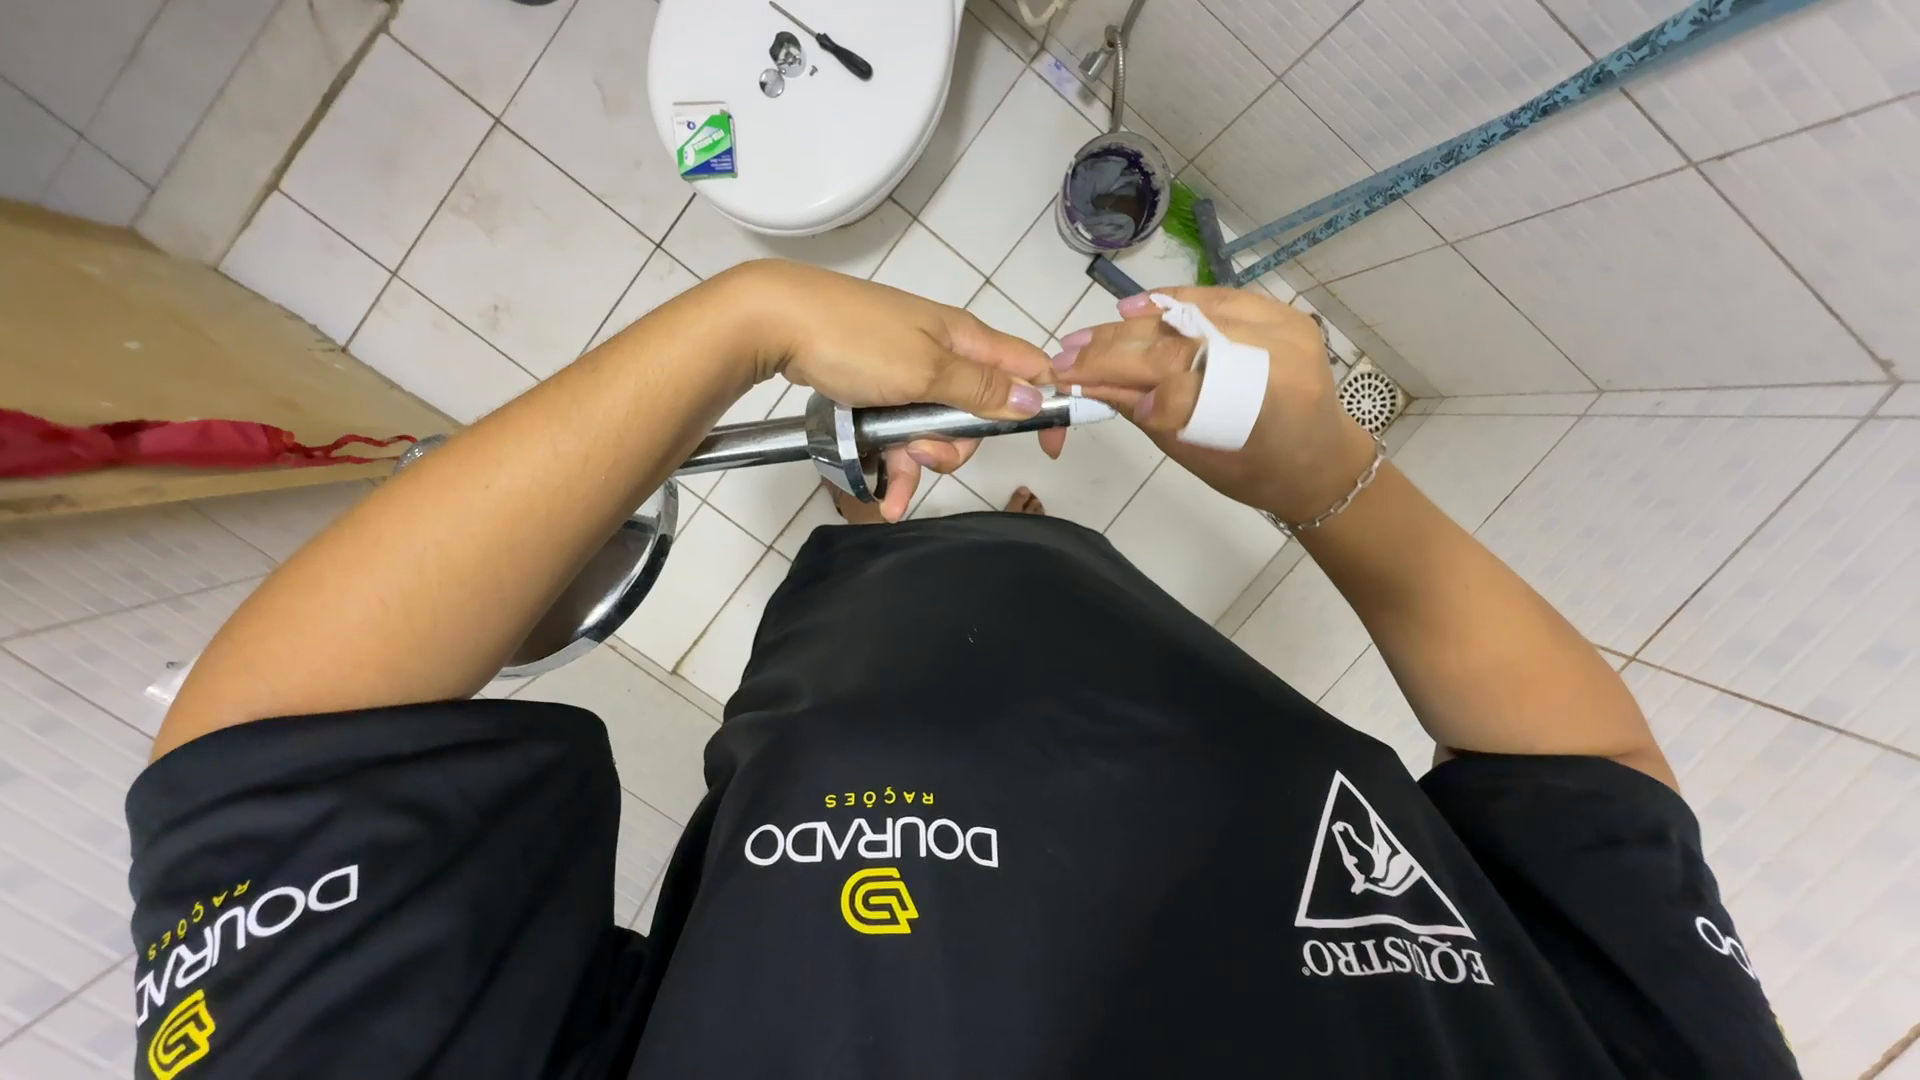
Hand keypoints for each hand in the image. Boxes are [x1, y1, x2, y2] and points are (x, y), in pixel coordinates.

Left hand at [717, 260, 1064, 521]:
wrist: (778, 324)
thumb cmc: (856, 340)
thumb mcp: (926, 370)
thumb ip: (979, 389)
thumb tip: (1033, 398)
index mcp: (965, 341)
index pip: (1028, 369)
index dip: (1046, 404)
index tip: (1052, 444)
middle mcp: (944, 357)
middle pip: (978, 415)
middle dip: (958, 444)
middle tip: (927, 449)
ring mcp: (909, 376)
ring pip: (937, 431)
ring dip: (922, 461)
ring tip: (896, 474)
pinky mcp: (879, 392)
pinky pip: (901, 435)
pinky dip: (896, 466)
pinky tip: (887, 498)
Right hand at [1052, 286, 1375, 522]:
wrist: (1319, 460)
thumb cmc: (1256, 473)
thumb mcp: (1197, 455)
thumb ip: (1148, 415)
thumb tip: (1093, 387)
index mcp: (1263, 407)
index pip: (1178, 384)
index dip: (1122, 382)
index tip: (1074, 385)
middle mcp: (1278, 355)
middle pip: (1179, 345)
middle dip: (1114, 350)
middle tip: (1066, 356)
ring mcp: (1282, 327)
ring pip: (1192, 317)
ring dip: (1131, 325)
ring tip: (1084, 338)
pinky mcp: (1280, 313)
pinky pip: (1216, 299)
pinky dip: (1171, 302)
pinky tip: (1133, 308)